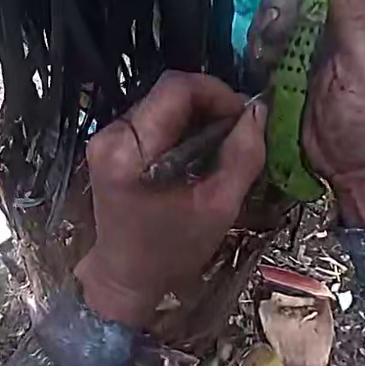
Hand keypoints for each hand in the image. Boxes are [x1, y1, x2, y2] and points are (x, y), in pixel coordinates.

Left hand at [75, 71, 266, 325]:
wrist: (125, 276)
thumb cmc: (171, 251)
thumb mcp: (218, 208)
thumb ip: (242, 156)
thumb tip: (259, 112)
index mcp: (129, 151)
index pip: (175, 89)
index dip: (216, 93)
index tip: (242, 117)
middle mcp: (109, 136)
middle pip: (167, 92)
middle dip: (209, 105)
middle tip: (236, 131)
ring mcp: (105, 139)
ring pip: (161, 103)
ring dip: (196, 116)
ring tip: (219, 145)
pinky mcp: (110, 146)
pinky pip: (152, 118)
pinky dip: (180, 127)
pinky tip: (196, 152)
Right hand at [277, 0, 364, 232]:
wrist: (354, 170)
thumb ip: (361, 15)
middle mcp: (342, 21)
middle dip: (283, 5)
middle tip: (279, 39)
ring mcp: (314, 44)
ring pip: (277, 13)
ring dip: (267, 33)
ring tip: (273, 63)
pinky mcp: (290, 66)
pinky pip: (264, 42)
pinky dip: (258, 52)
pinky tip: (266, 71)